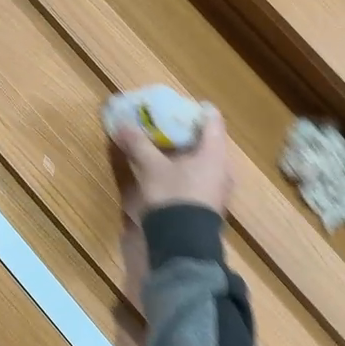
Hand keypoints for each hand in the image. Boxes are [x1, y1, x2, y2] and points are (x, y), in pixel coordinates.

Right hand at [111, 107, 231, 218]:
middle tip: (165, 123)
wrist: (183, 241)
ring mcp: (219, 186)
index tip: (179, 104)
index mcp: (214, 153)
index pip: (212, 120)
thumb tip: (121, 123)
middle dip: (186, 130)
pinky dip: (186, 167)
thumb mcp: (150, 167)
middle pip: (208, 140)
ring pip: (204, 159)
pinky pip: (201, 174)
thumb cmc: (172, 195)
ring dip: (185, 150)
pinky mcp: (211, 201)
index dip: (197, 109)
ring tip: (163, 145)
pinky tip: (168, 169)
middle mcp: (223, 167)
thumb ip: (138, 143)